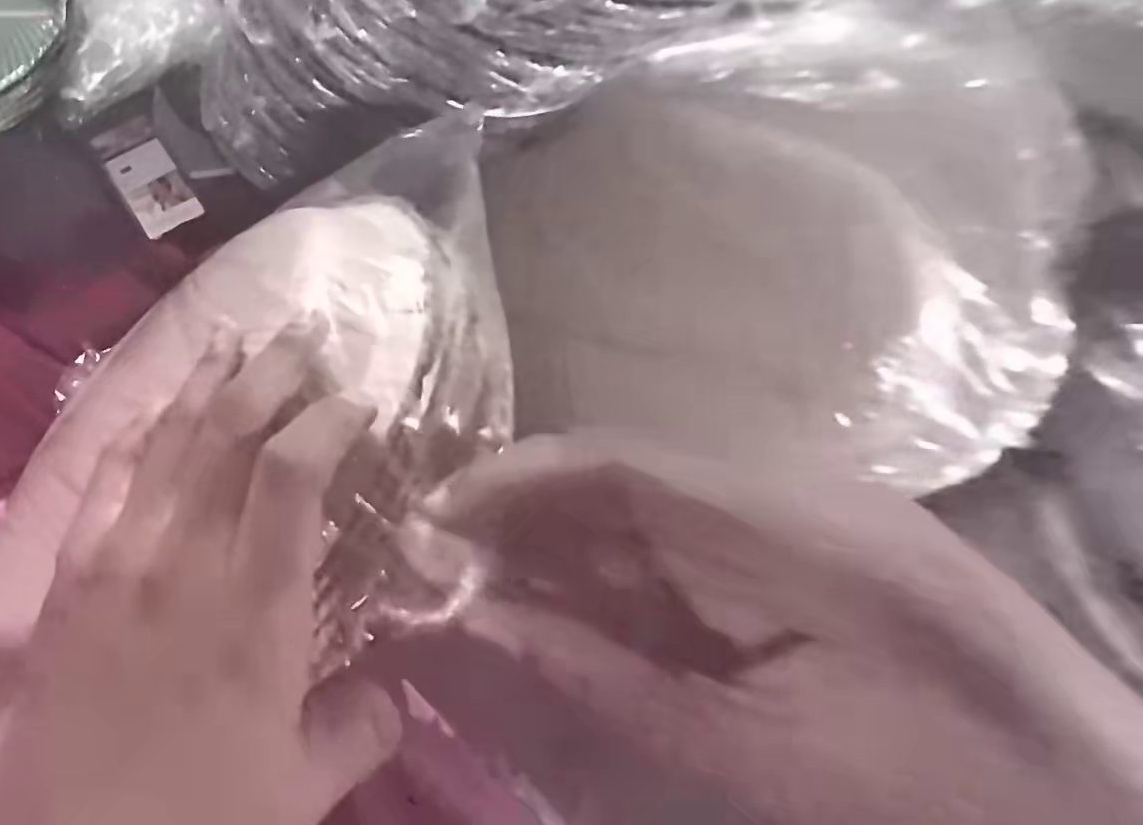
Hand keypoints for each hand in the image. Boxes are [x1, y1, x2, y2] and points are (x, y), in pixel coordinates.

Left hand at [0, 327, 402, 824]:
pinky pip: (111, 471)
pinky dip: (140, 428)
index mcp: (254, 608)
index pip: (292, 475)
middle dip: (271, 372)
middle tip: (300, 336)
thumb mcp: (293, 792)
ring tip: (233, 337)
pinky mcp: (77, 557)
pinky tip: (157, 403)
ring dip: (205, 379)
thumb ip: (351, 734)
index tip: (355, 401)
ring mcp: (124, 547)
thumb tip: (393, 697)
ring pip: (170, 436)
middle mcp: (187, 556)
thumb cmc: (188, 813)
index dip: (325, 422)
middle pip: (229, 432)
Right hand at [396, 432, 1142, 824]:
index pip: (617, 465)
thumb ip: (595, 685)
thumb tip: (465, 617)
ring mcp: (808, 524)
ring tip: (485, 586)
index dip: (509, 480)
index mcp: (807, 538)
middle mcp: (801, 500)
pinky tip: (565, 607)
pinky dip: (606, 575)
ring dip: (554, 549)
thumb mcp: (754, 776)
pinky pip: (673, 545)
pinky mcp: (807, 557)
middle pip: (614, 481)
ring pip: (634, 511)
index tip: (432, 515)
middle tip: (441, 561)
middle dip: (518, 519)